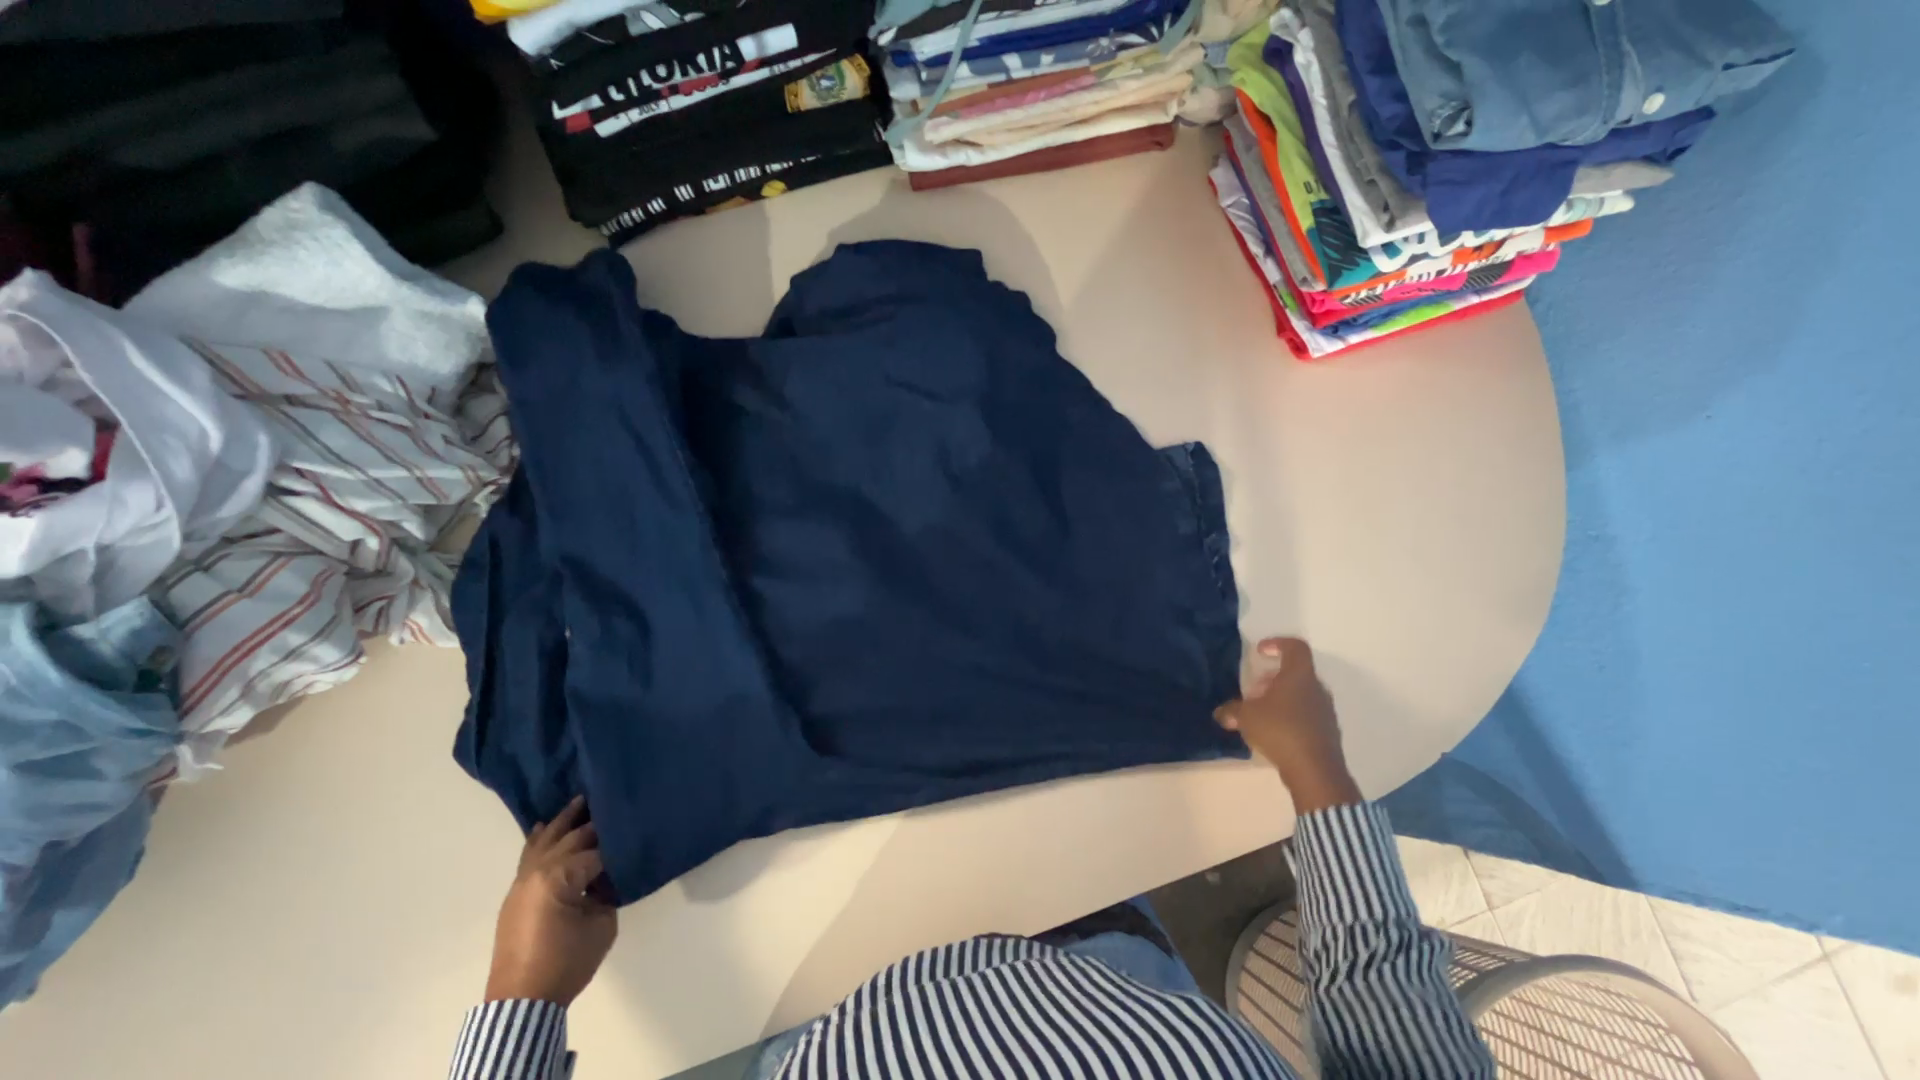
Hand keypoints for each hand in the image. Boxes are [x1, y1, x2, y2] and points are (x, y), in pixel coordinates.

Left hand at [484, 796, 617, 1005]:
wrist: (523, 1000)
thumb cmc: (566, 963)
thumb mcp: (602, 925)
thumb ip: (606, 893)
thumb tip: (605, 878)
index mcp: (559, 876)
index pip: (595, 851)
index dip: (616, 845)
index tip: (634, 834)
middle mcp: (537, 871)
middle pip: (569, 839)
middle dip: (591, 824)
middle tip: (612, 805)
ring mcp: (522, 882)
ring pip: (544, 841)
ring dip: (562, 822)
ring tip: (579, 801)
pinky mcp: (515, 895)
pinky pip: (528, 856)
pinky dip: (539, 839)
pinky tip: (544, 827)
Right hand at [1214, 638, 1362, 814]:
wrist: (1315, 769)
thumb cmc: (1280, 730)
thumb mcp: (1246, 717)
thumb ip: (1231, 711)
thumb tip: (1221, 713)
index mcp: (1299, 676)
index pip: (1295, 647)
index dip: (1277, 644)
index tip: (1260, 652)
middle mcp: (1316, 688)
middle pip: (1296, 673)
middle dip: (1272, 678)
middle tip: (1254, 690)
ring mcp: (1325, 710)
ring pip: (1301, 695)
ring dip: (1281, 698)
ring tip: (1260, 714)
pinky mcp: (1327, 731)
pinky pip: (1306, 715)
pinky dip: (1290, 716)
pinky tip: (1274, 733)